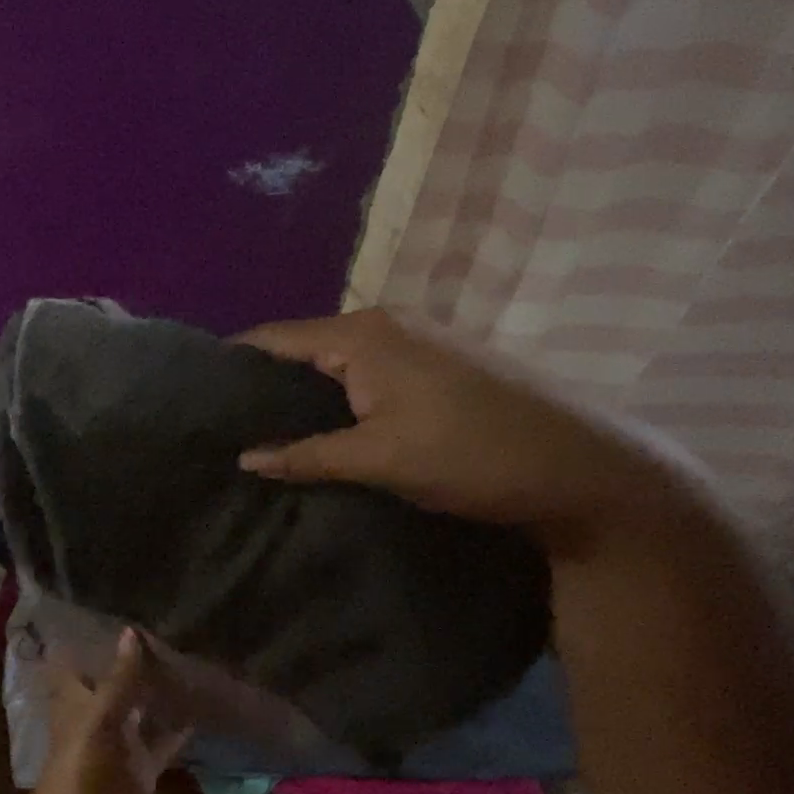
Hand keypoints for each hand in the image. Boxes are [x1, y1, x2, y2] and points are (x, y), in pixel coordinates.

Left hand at [31, 628, 190, 793]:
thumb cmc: (81, 770)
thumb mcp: (98, 719)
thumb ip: (118, 680)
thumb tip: (130, 631)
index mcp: (73, 700)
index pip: (75, 660)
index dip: (88, 638)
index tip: (111, 610)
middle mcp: (93, 717)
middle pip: (111, 684)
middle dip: (130, 663)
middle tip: (163, 629)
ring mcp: (117, 745)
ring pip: (137, 711)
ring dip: (156, 694)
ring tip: (186, 661)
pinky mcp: (140, 772)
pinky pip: (159, 744)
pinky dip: (175, 730)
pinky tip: (199, 712)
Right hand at [234, 309, 668, 531]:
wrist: (595, 470)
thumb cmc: (474, 455)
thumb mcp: (380, 460)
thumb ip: (306, 456)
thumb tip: (243, 459)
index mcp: (364, 334)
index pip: (275, 337)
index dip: (235, 361)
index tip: (198, 391)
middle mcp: (388, 323)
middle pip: (306, 344)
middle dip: (268, 378)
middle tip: (230, 416)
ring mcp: (422, 338)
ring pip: (340, 357)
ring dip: (307, 387)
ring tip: (271, 423)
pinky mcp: (444, 361)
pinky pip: (370, 367)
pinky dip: (342, 390)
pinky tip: (332, 422)